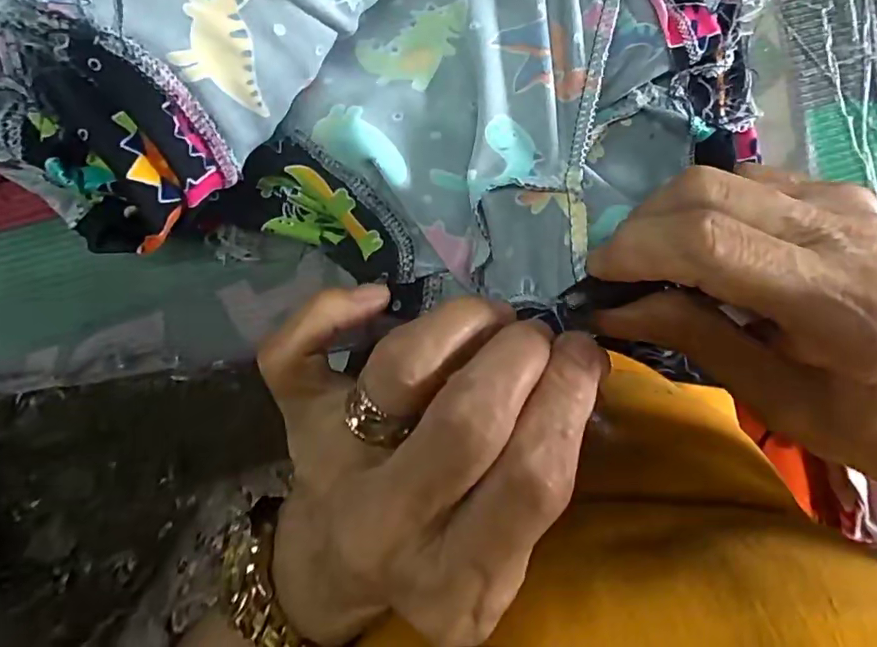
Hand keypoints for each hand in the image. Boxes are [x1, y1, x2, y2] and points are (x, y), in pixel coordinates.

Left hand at [256, 288, 606, 645]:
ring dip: (460, 323)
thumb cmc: (434, 550)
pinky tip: (379, 297)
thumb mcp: (497, 553)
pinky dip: (328, 310)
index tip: (583, 353)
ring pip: (397, 369)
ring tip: (492, 316)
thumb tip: (578, 367)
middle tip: (538, 333)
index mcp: (454, 578)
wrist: (334, 563)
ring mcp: (330, 464)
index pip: (529, 482)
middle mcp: (385, 524)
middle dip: (518, 358)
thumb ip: (535, 479)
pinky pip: (293, 354)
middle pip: (464, 422)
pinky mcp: (293, 422)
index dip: (566, 400)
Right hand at [587, 165, 876, 497]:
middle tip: (615, 265)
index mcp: (842, 301)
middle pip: (707, 193)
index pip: (713, 242)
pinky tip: (696, 241)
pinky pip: (742, 178)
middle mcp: (845, 232)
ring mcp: (844, 202)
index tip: (598, 272)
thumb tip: (610, 305)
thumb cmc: (864, 423)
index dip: (640, 248)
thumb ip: (690, 336)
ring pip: (718, 176)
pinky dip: (700, 205)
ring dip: (665, 212)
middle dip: (643, 226)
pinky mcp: (837, 191)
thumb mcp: (771, 398)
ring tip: (649, 255)